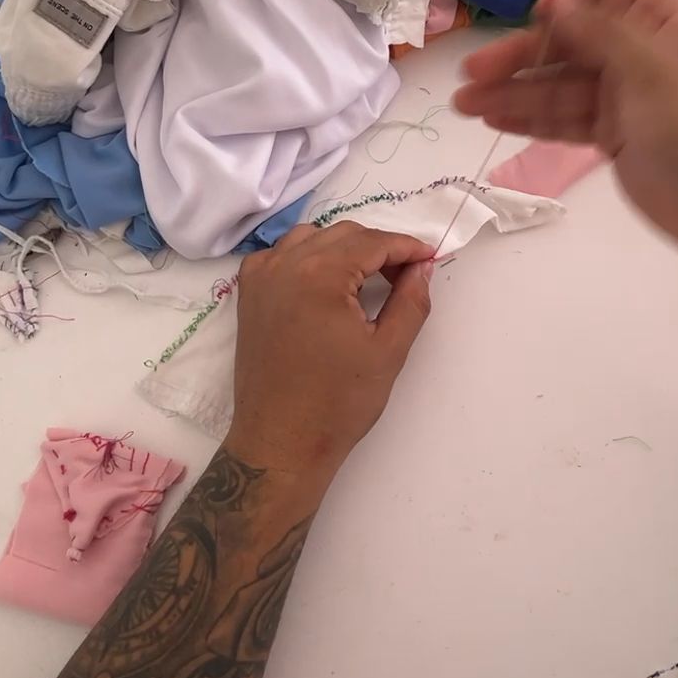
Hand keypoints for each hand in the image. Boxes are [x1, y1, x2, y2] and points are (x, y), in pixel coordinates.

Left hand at [226, 221, 435, 484]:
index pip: (372, 242)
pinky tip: (323, 283)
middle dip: (378, 248)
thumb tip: (421, 267)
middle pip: (343, 234)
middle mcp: (285, 264)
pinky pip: (280, 255)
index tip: (428, 257)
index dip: (406, 247)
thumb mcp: (388, 350)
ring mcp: (261, 277)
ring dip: (342, 249)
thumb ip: (410, 299)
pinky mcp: (249, 294)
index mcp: (320, 274)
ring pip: (311, 237)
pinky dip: (305, 257)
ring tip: (366, 279)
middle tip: (405, 275)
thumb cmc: (338, 402)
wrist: (281, 442)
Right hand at [452, 0, 677, 264]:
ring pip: (561, 86)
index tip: (539, 14)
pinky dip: (532, 120)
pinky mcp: (615, 137)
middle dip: (522, 54)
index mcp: (666, 23)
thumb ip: (603, 32)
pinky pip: (566, 120)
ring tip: (464, 102)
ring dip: (515, 92)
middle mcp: (644, 53)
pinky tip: (495, 120)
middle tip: (473, 72)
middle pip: (572, 41)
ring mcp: (628, 98)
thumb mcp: (658, 72)